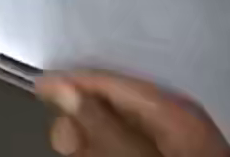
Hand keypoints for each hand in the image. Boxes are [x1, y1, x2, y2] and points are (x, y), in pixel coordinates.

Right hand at [35, 71, 229, 156]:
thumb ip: (101, 125)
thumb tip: (58, 87)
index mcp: (175, 108)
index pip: (109, 79)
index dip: (71, 82)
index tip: (38, 93)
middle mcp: (183, 118)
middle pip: (117, 103)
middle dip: (84, 117)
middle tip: (62, 143)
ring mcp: (191, 143)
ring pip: (129, 126)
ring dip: (99, 136)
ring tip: (78, 151)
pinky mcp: (189, 155)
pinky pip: (144, 143)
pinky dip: (118, 146)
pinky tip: (102, 152)